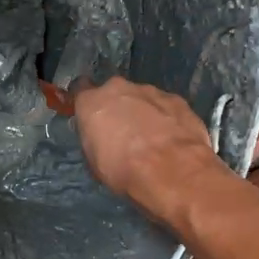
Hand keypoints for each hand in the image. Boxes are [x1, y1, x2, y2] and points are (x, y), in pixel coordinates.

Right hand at [73, 77, 230, 215]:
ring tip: (152, 139)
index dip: (86, 104)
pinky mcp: (178, 100)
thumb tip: (100, 137)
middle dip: (117, 108)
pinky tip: (171, 139)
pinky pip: (165, 107)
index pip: (81, 91)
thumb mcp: (95, 160)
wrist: (171, 170)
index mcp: (92, 101)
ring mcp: (151, 91)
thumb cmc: (122, 169)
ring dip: (143, 113)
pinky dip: (166, 118)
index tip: (90, 117)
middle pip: (114, 93)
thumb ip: (95, 138)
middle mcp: (119, 88)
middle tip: (123, 132)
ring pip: (142, 98)